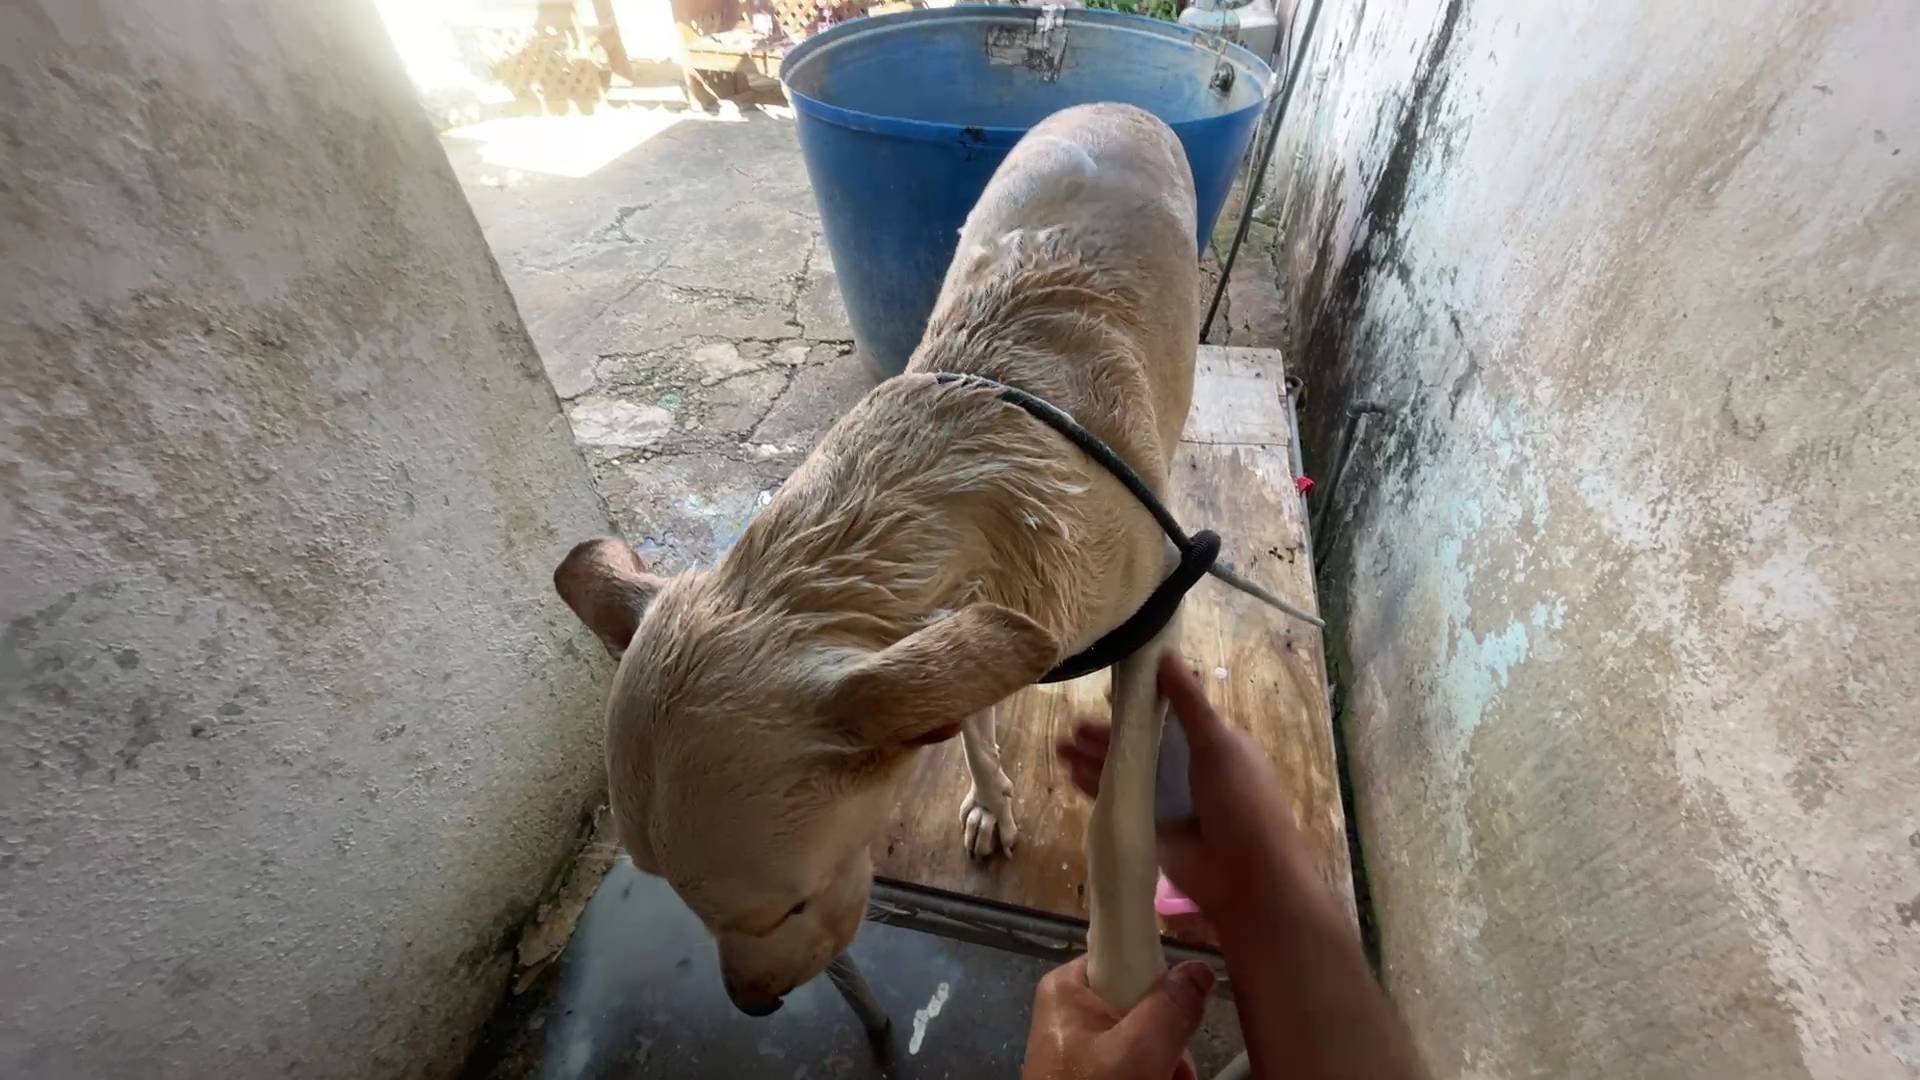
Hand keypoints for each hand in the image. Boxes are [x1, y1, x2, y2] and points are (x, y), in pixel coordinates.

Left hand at [1021, 956, 1214, 1079]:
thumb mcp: (1135, 1054)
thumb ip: (1169, 1010)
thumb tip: (1199, 968)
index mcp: (1068, 987)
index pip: (1123, 958)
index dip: (1156, 982)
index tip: (1179, 1011)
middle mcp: (1073, 1013)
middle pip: (1142, 1009)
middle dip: (1169, 1047)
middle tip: (1175, 1074)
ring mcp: (1084, 1052)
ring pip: (1147, 1048)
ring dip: (1169, 1073)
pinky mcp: (1095, 1079)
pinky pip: (1138, 1071)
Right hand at [1057, 651, 1305, 934]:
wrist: (1247, 877)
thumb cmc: (1239, 800)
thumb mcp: (1216, 741)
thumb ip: (1187, 700)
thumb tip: (1165, 653)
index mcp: (1208, 742)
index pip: (1165, 715)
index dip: (1136, 702)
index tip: (1108, 690)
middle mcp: (1184, 766)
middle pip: (1137, 742)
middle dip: (1105, 733)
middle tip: (1073, 723)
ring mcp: (1165, 797)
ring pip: (1122, 769)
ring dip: (1093, 757)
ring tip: (1061, 746)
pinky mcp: (1149, 824)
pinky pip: (1117, 798)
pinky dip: (1095, 785)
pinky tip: (1071, 774)